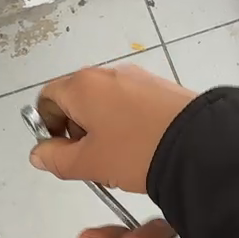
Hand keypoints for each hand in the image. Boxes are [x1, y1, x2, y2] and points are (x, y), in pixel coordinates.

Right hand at [29, 63, 196, 192]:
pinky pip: (130, 104)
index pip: (47, 98)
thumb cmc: (138, 150)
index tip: (60, 150)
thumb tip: (40, 153)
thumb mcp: (88, 163)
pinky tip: (138, 148)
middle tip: (89, 158)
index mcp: (82, 86)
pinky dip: (126, 123)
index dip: (47, 126)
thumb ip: (56, 159)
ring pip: (104, 102)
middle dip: (76, 129)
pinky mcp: (160, 88)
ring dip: (101, 128)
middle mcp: (107, 74)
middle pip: (76, 99)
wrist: (198, 145)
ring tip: (117, 158)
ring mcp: (137, 78)